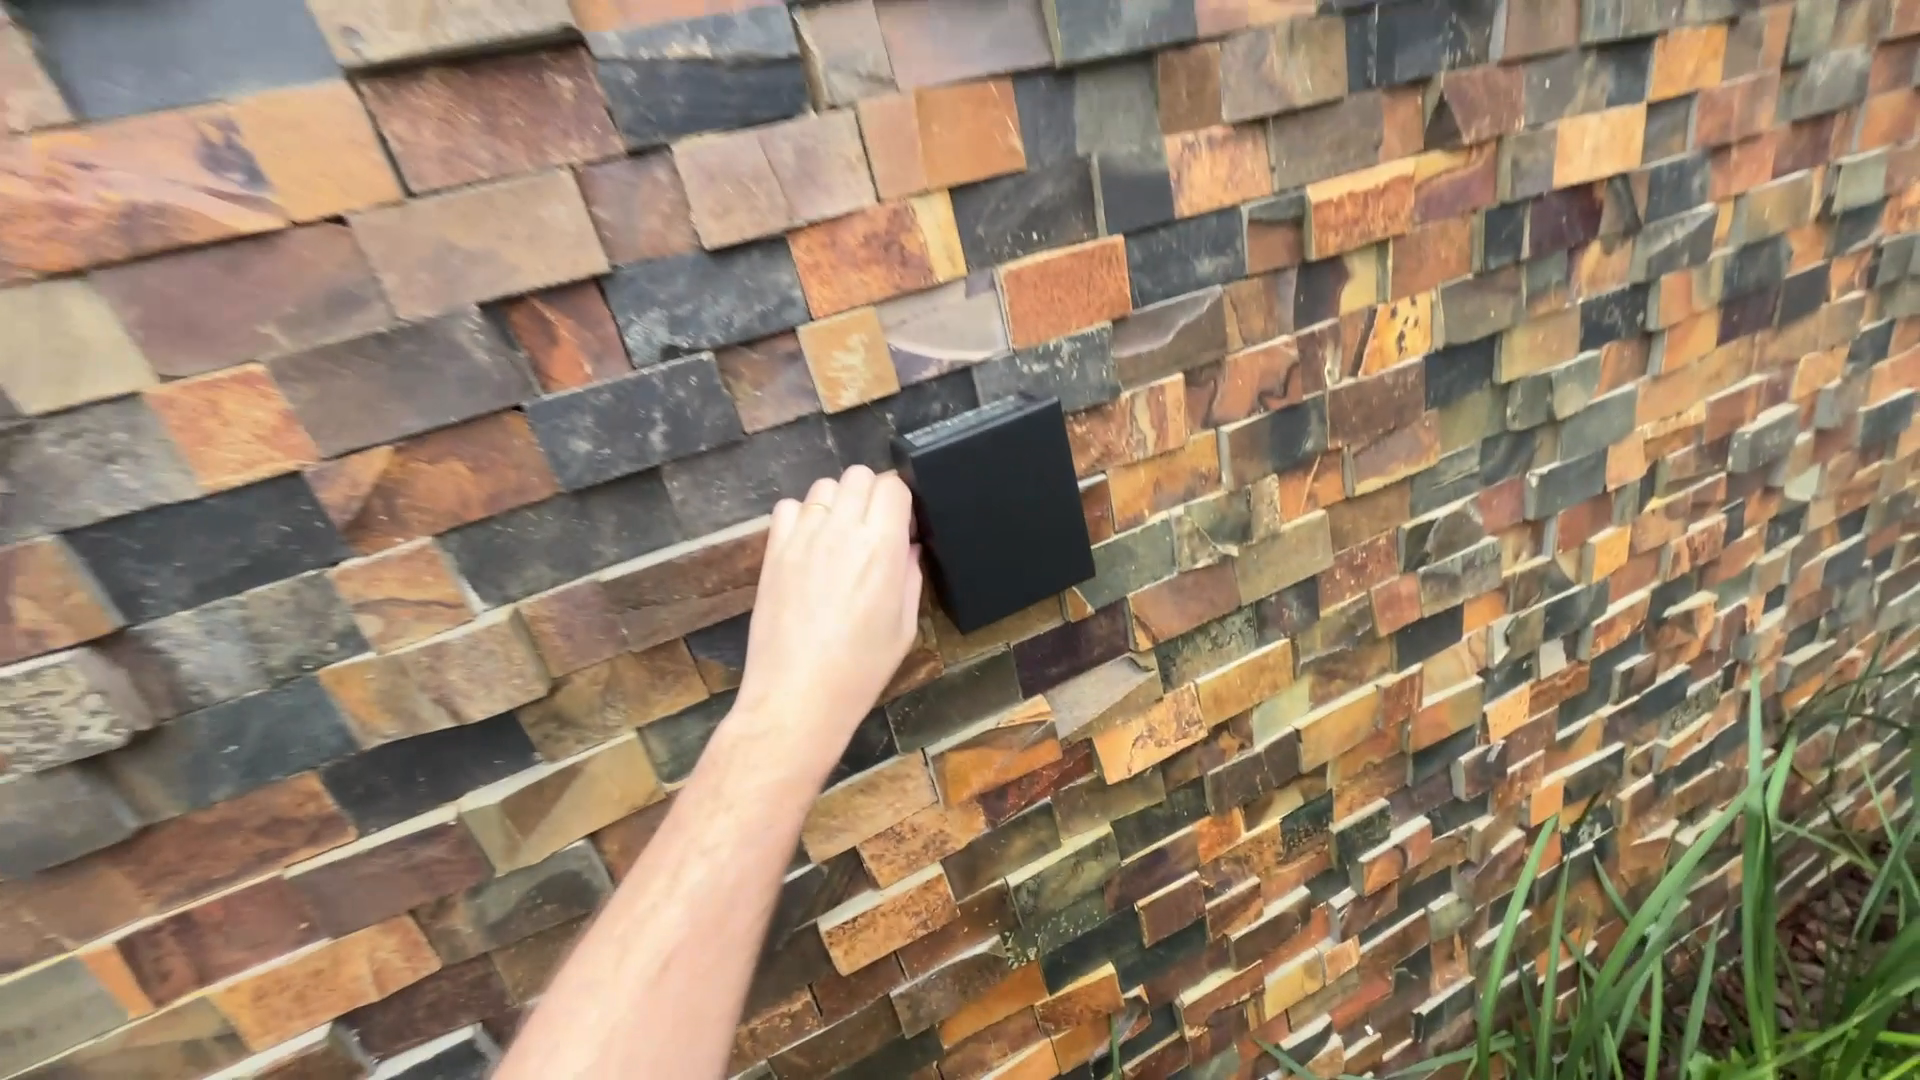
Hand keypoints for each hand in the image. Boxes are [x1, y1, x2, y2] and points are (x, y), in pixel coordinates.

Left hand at [730, 466, 922, 782]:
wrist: (798, 694)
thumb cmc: (860, 668)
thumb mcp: (904, 626)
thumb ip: (910, 577)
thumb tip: (908, 547)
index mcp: (882, 547)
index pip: (893, 486)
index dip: (901, 499)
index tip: (902, 523)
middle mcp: (841, 530)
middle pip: (858, 476)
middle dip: (871, 494)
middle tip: (873, 528)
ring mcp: (803, 538)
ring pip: (823, 486)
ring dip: (837, 501)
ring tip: (840, 535)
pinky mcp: (774, 551)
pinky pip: (789, 507)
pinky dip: (803, 516)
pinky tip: (810, 545)